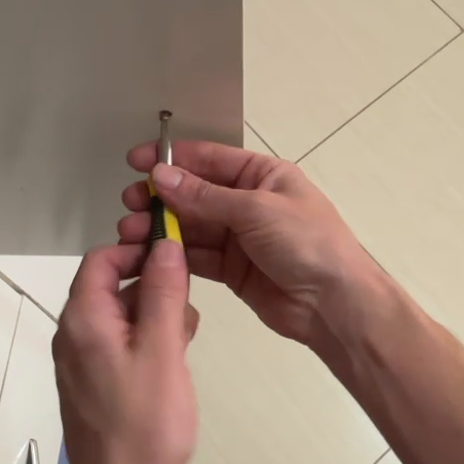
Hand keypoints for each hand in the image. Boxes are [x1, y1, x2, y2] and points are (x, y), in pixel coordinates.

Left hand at [52, 242, 199, 463]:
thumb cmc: (146, 424)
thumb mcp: (163, 351)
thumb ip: (164, 293)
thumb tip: (165, 243)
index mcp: (83, 321)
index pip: (102, 259)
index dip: (138, 250)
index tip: (178, 256)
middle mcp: (73, 336)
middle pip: (111, 285)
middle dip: (154, 285)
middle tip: (190, 307)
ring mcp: (82, 362)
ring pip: (120, 315)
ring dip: (155, 314)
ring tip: (187, 337)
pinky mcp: (94, 384)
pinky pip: (120, 343)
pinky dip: (148, 340)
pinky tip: (174, 360)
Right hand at [116, 140, 380, 346]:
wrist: (334, 304)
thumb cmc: (307, 243)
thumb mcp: (257, 210)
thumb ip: (205, 196)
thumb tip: (162, 176)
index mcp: (263, 175)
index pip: (210, 159)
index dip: (172, 158)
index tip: (136, 162)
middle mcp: (249, 202)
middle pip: (195, 193)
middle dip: (161, 196)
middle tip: (130, 203)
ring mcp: (240, 237)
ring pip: (191, 226)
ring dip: (161, 226)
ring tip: (129, 231)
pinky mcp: (232, 270)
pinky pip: (197, 256)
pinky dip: (173, 254)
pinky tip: (148, 253)